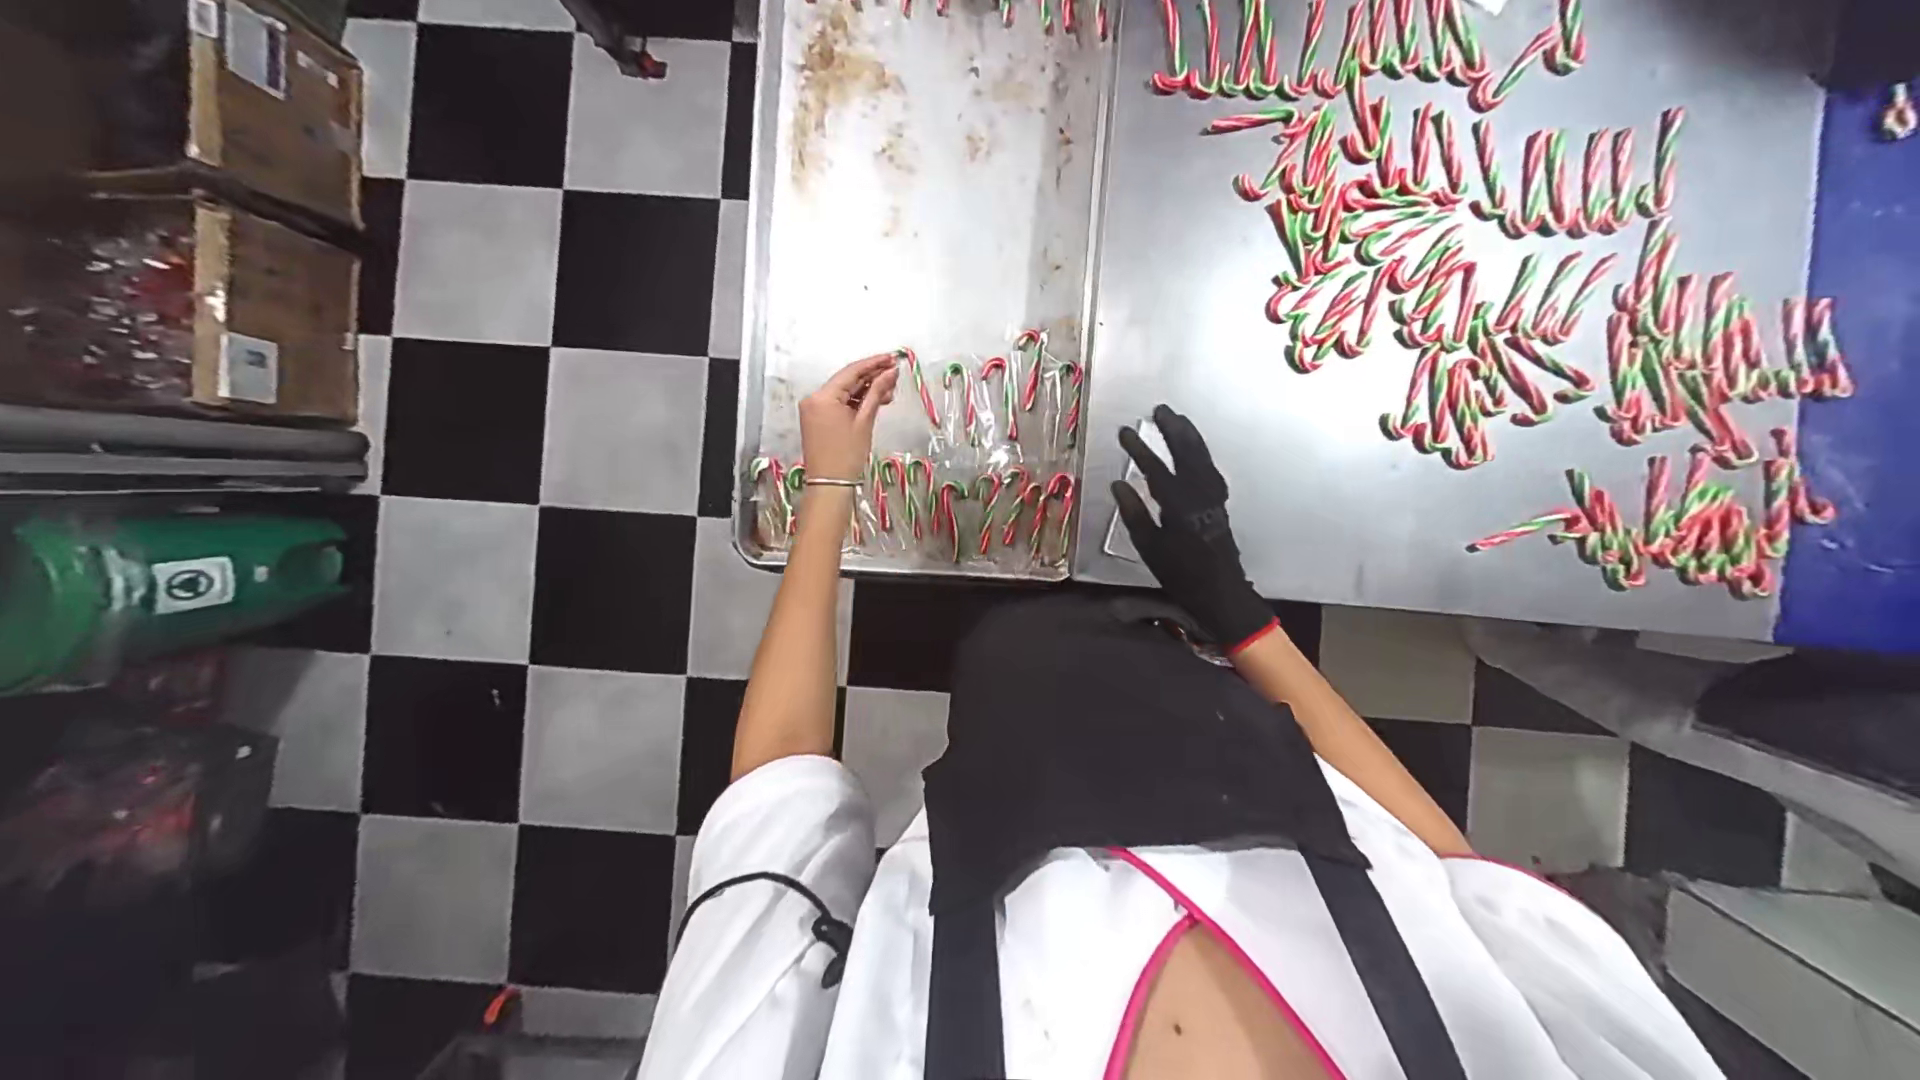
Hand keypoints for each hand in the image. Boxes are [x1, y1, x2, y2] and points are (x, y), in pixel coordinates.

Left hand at [801, 353, 898, 481]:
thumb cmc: (848, 454)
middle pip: (846, 381)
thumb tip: (891, 372)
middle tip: (895, 376)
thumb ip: (877, 393)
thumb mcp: (864, 421)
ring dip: (865, 391)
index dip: (873, 364)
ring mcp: (813, 408)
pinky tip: (874, 402)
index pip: (851, 372)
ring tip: (889, 392)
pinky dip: (855, 402)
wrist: (830, 484)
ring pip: (844, 392)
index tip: (892, 357)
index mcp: (822, 396)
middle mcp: (814, 398)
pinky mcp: (816, 418)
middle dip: (871, 378)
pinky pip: (838, 403)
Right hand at [1111, 405, 1275, 652]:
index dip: (1140, 449)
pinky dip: (1201, 453)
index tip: (1125, 432)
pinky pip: (1211, 468)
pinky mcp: (1220, 502)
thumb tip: (1118, 485)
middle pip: (1188, 453)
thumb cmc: (1180, 573)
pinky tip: (1194, 450)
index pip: (1157, 469)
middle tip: (1160, 410)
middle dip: (1173, 430)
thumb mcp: (1149, 547)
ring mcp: (1214, 497)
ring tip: (1176, 419)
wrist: (1219, 591)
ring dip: (1190, 436)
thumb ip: (1134, 514)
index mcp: (1180, 507)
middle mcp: (1201, 495)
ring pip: (1203, 458)